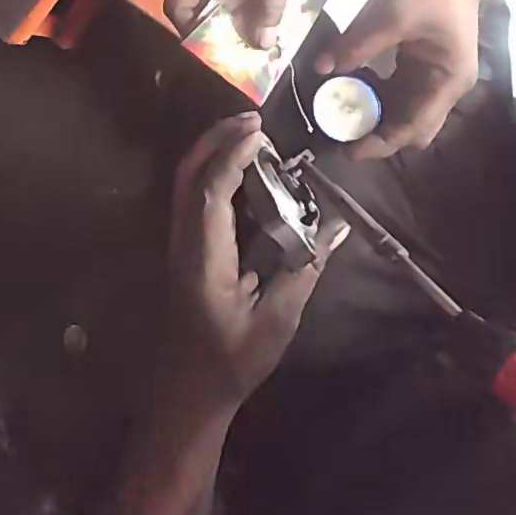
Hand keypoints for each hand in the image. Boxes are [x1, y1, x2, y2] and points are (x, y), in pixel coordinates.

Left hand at [158, 113, 337, 413]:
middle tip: (254, 119)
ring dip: (212, 151)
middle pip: (188, 174)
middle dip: (216, 139)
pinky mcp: (184, 250)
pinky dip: (213, 171)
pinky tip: (243, 171)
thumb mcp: (276, 323)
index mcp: (203, 259)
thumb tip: (336, 228)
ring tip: (250, 135)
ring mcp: (179, 245)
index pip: (210, 192)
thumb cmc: (229, 363)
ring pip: (185, 183)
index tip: (260, 133)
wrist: (185, 395)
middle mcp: (183, 243)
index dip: (232, 156)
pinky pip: (193, 197)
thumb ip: (304, 270)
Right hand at [165, 0, 301, 48]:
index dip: (196, 35)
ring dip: (229, 18)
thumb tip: (262, 42)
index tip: (221, 54)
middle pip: (194, 8)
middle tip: (242, 54)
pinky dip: (238, 2)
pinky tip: (259, 14)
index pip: (178, 8)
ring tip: (252, 40)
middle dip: (217, 32)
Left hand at [314, 0, 490, 158]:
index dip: (380, 144)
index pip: (412, 129)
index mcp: (447, 82)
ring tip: (342, 110)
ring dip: (377, 113)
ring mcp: (437, 76)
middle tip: (341, 130)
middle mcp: (446, 87)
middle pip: (411, 128)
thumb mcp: (391, 16)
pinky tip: (356, 84)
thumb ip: (357, 45)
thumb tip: (320, 68)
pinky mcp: (426, 64)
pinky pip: (400, 90)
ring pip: (404, 111)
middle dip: (378, 133)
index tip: (347, 149)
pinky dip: (379, 93)